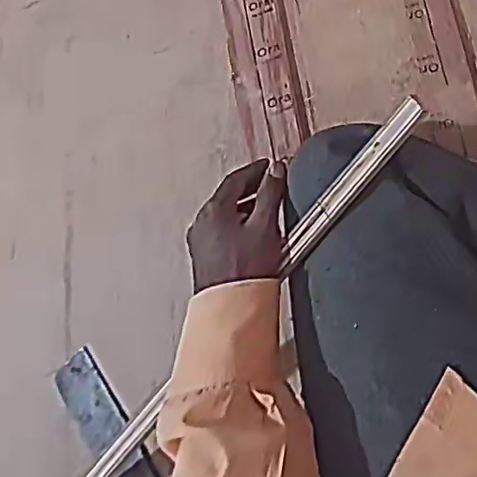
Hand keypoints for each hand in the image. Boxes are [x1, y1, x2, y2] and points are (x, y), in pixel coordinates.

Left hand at [187, 160, 286, 291]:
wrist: (230, 310)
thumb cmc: (244, 271)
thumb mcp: (265, 224)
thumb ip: (271, 192)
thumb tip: (275, 170)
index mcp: (214, 210)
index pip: (235, 179)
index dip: (255, 170)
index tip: (267, 166)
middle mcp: (202, 223)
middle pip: (228, 195)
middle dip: (250, 188)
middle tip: (268, 183)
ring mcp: (201, 241)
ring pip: (225, 214)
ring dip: (245, 207)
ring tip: (265, 209)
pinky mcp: (205, 257)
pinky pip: (223, 230)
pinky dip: (238, 224)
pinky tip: (253, 233)